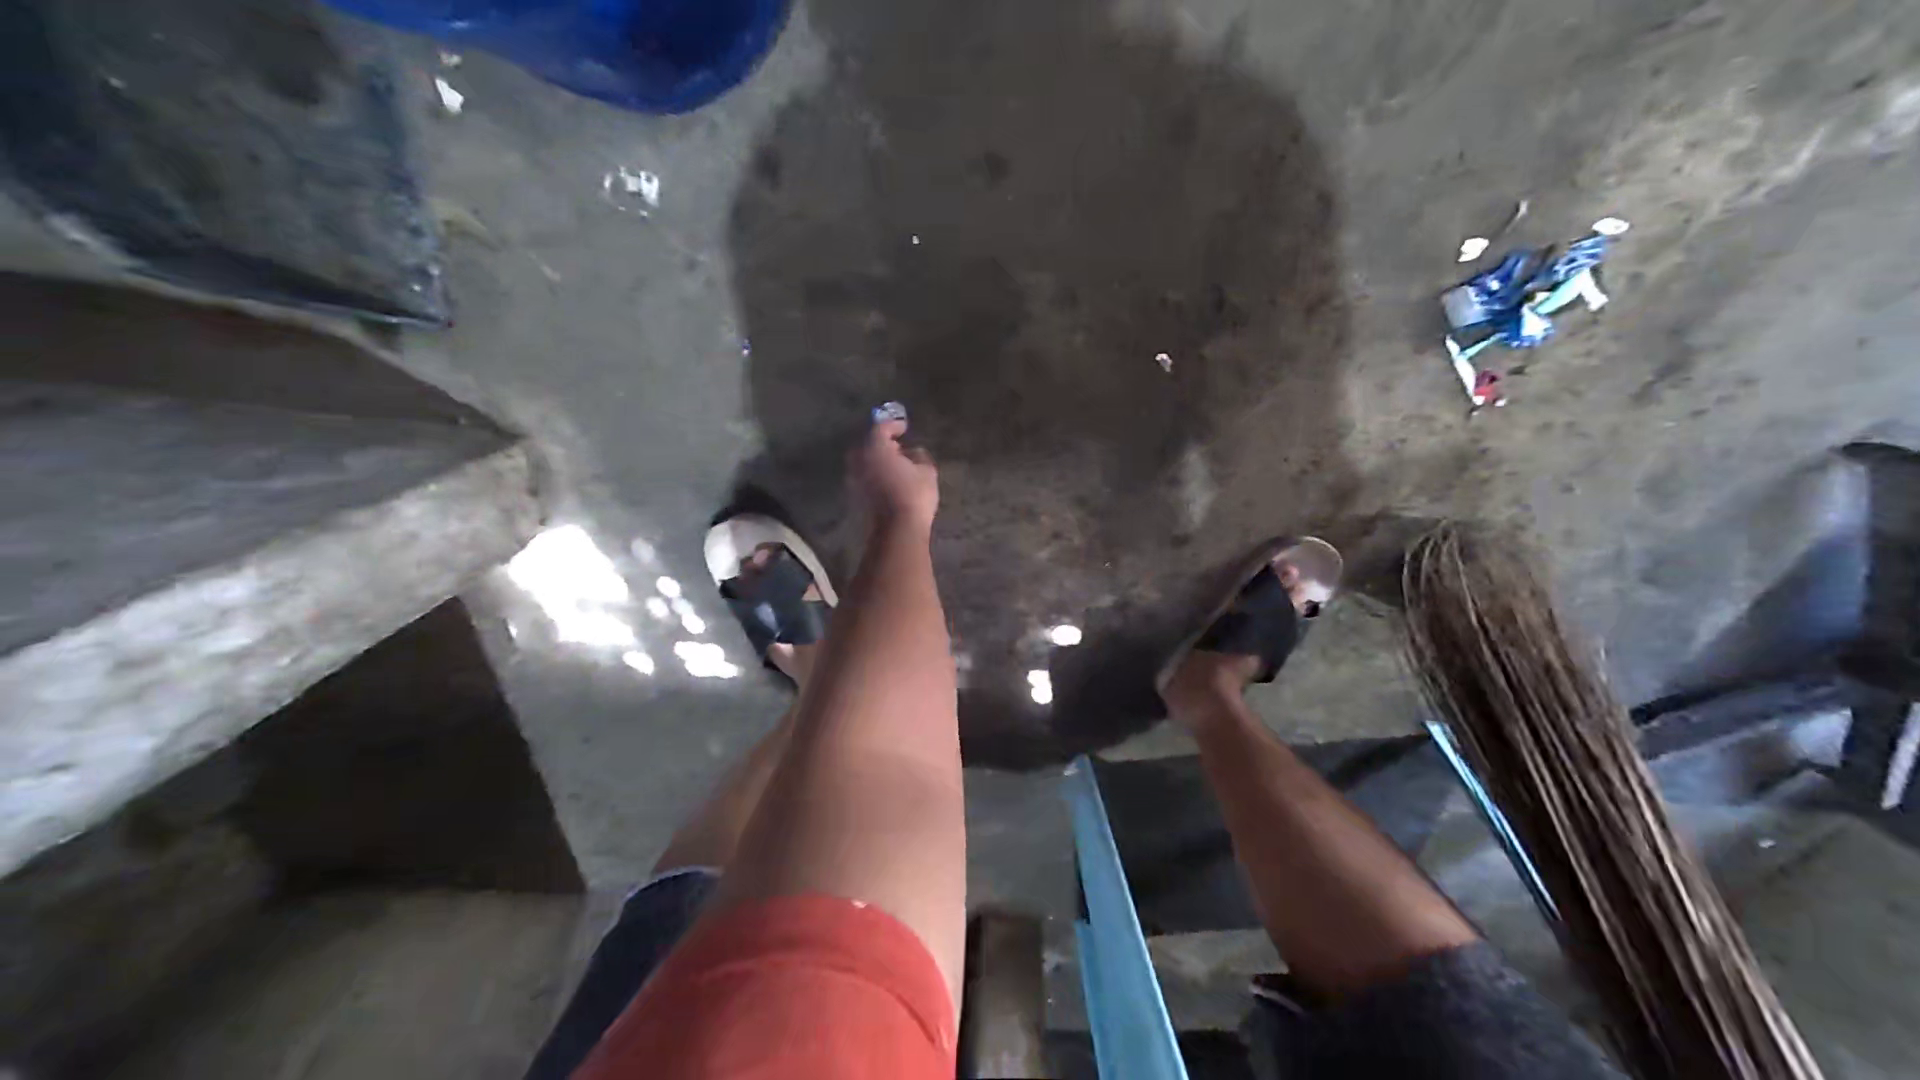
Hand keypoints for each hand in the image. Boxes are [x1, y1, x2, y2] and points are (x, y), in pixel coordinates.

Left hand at [851, 418, 937, 530]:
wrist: (897, 530)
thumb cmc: (914, 495)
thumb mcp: (926, 471)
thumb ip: (919, 455)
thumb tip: (912, 452)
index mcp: (875, 448)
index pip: (880, 429)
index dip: (893, 425)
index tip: (904, 428)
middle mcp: (859, 460)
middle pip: (866, 444)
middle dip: (880, 442)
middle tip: (896, 446)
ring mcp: (854, 479)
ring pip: (862, 462)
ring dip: (875, 459)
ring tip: (893, 464)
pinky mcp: (854, 496)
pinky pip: (863, 477)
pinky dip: (873, 473)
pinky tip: (888, 480)